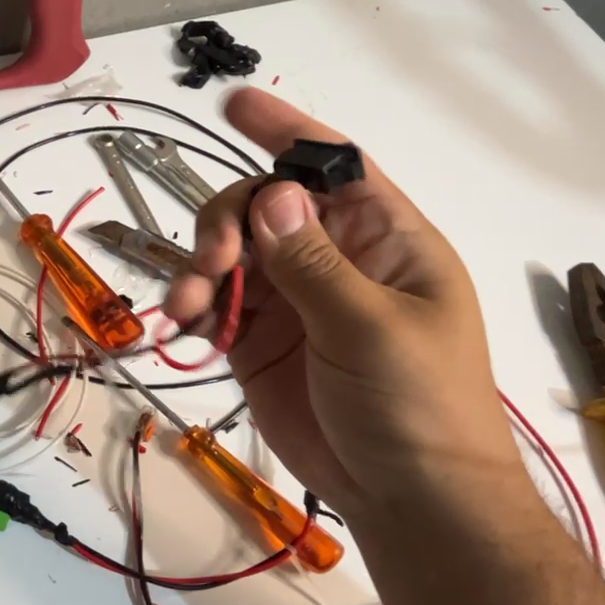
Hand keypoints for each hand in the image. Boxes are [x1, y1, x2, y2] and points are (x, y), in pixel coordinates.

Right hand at [164, 89, 522, 516]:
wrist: (406, 498)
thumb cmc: (417, 405)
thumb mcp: (371, 328)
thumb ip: (315, 263)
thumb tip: (272, 194)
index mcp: (384, 241)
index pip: (333, 168)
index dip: (287, 134)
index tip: (234, 107)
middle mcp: (333, 260)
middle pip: (261, 208)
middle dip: (225, 224)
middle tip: (211, 265)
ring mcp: (292, 302)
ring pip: (228, 256)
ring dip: (199, 270)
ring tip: (187, 309)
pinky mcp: (259, 343)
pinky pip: (215, 306)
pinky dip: (194, 308)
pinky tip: (188, 326)